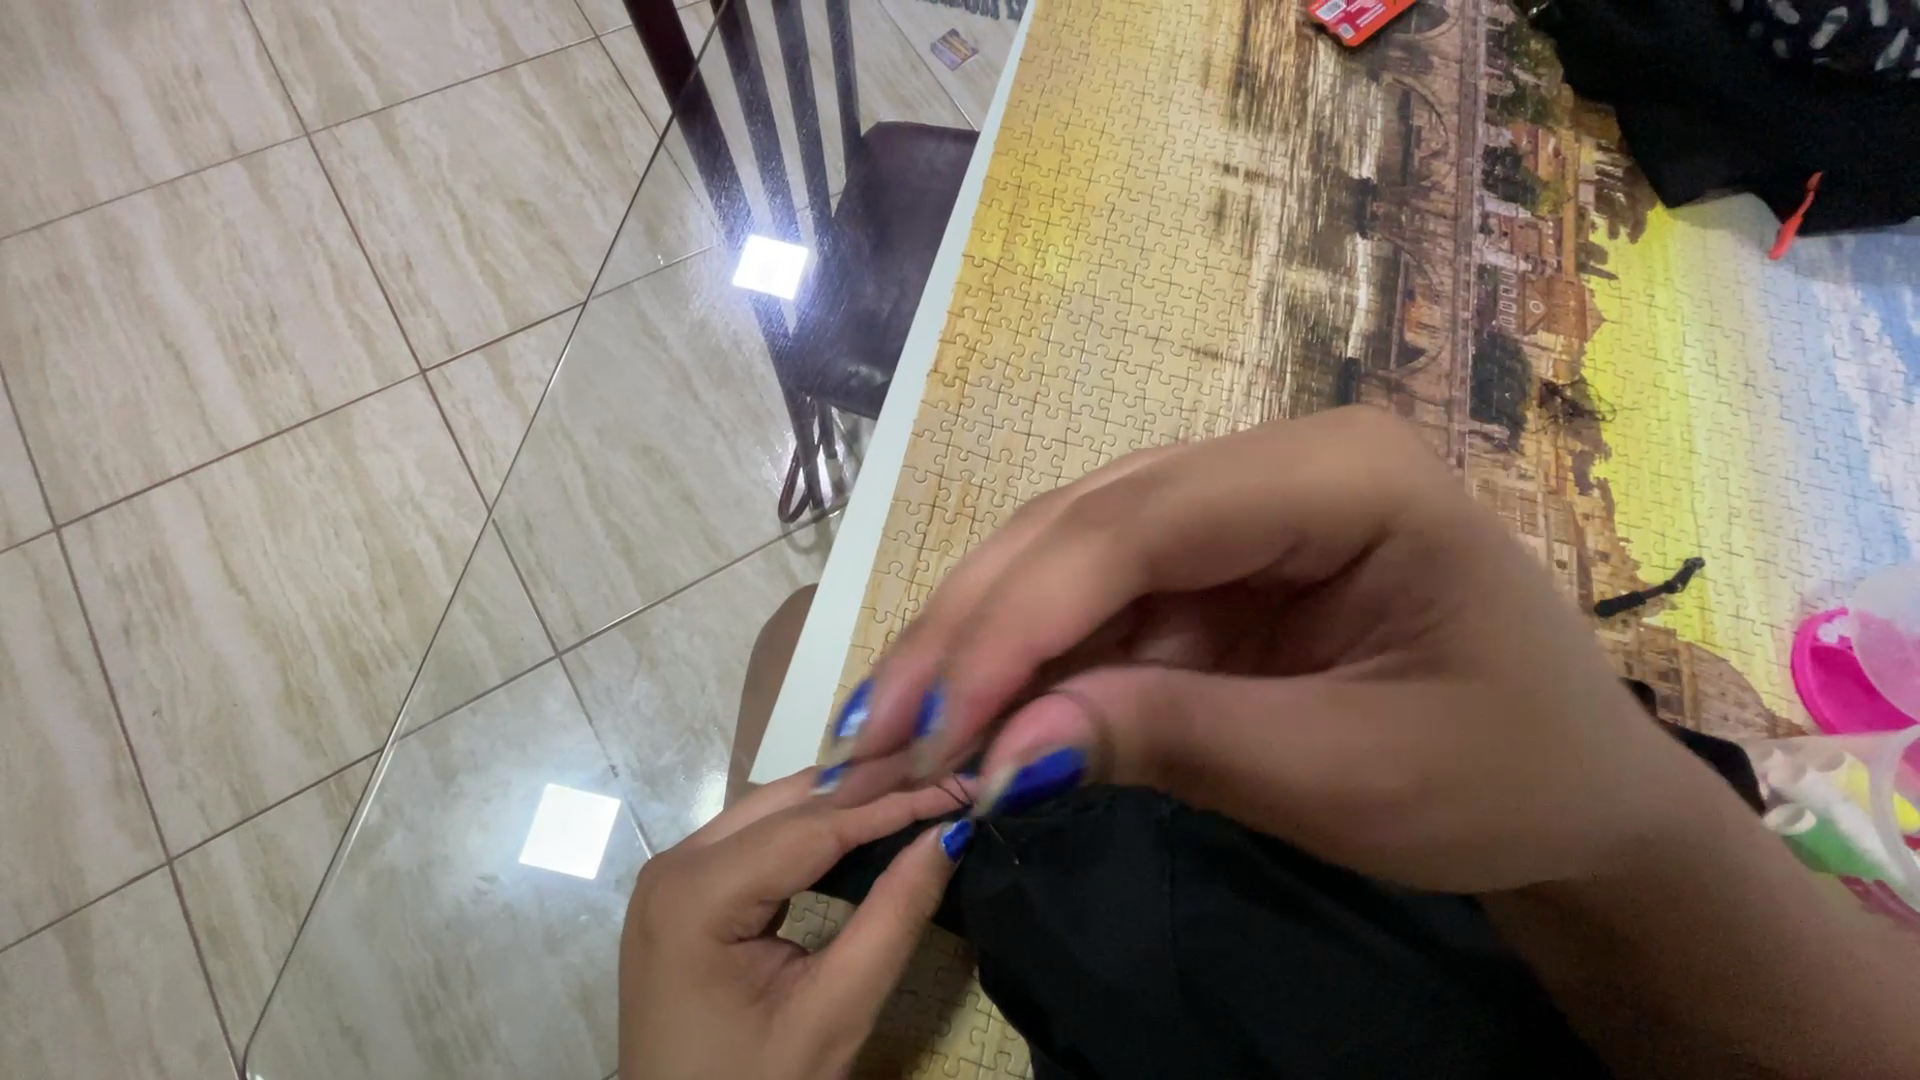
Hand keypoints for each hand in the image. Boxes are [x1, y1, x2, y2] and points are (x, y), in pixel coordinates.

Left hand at [620, 772, 967, 1077]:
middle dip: (872, 787)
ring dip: (847, 800)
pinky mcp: (685, 886)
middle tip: (943, 776)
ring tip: (915, 791)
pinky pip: (760, 834)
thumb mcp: (834, 1012)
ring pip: (776, 808)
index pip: (814, 825)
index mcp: (696, 894)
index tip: (959, 785)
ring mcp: (675, 871)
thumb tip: (949, 832)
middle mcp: (677, 863)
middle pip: (791, 803)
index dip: (893, 802)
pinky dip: (817, 826)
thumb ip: (894, 915)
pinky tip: (863, 824)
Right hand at [822, 407, 1742, 892]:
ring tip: (899, 722)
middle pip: (1081, 526)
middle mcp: (1271, 463)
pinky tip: (968, 708)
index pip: (1140, 525)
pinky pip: (1090, 599)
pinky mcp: (1204, 564)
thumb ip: (1172, 741)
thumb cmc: (1505, 779)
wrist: (1574, 795)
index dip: (1022, 620)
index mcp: (1345, 474)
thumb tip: (999, 755)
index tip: (939, 724)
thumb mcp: (1347, 776)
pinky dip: (1024, 661)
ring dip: (978, 642)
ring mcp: (1229, 509)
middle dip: (973, 629)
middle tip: (880, 725)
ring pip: (1064, 554)